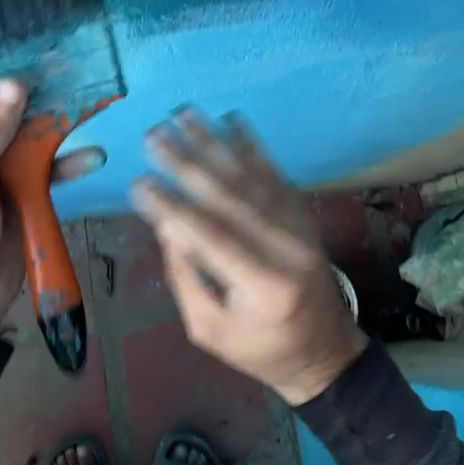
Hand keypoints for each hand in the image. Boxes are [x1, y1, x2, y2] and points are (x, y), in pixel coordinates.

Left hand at [0, 79, 105, 340]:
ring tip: (83, 99)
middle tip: (60, 62)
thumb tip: (13, 84)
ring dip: (53, 124)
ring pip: (25, 136)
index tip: (10, 40)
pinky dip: (67, 162)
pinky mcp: (20, 190)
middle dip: (26, 94)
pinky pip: (45, 167)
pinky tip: (91, 156)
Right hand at [130, 109, 366, 404]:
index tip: (139, 182)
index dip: (173, 208)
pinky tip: (230, 120)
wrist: (324, 350)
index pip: (210, 238)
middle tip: (154, 135)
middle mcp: (287, 251)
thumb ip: (187, 277)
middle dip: (188, 163)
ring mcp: (300, 228)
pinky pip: (275, 174)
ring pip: (251, 178)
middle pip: (230, 198)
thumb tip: (167, 224)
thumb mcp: (209, 330)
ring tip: (183, 114)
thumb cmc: (259, 348)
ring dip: (215, 142)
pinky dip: (252, 145)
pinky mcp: (304, 215)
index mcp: (262, 288)